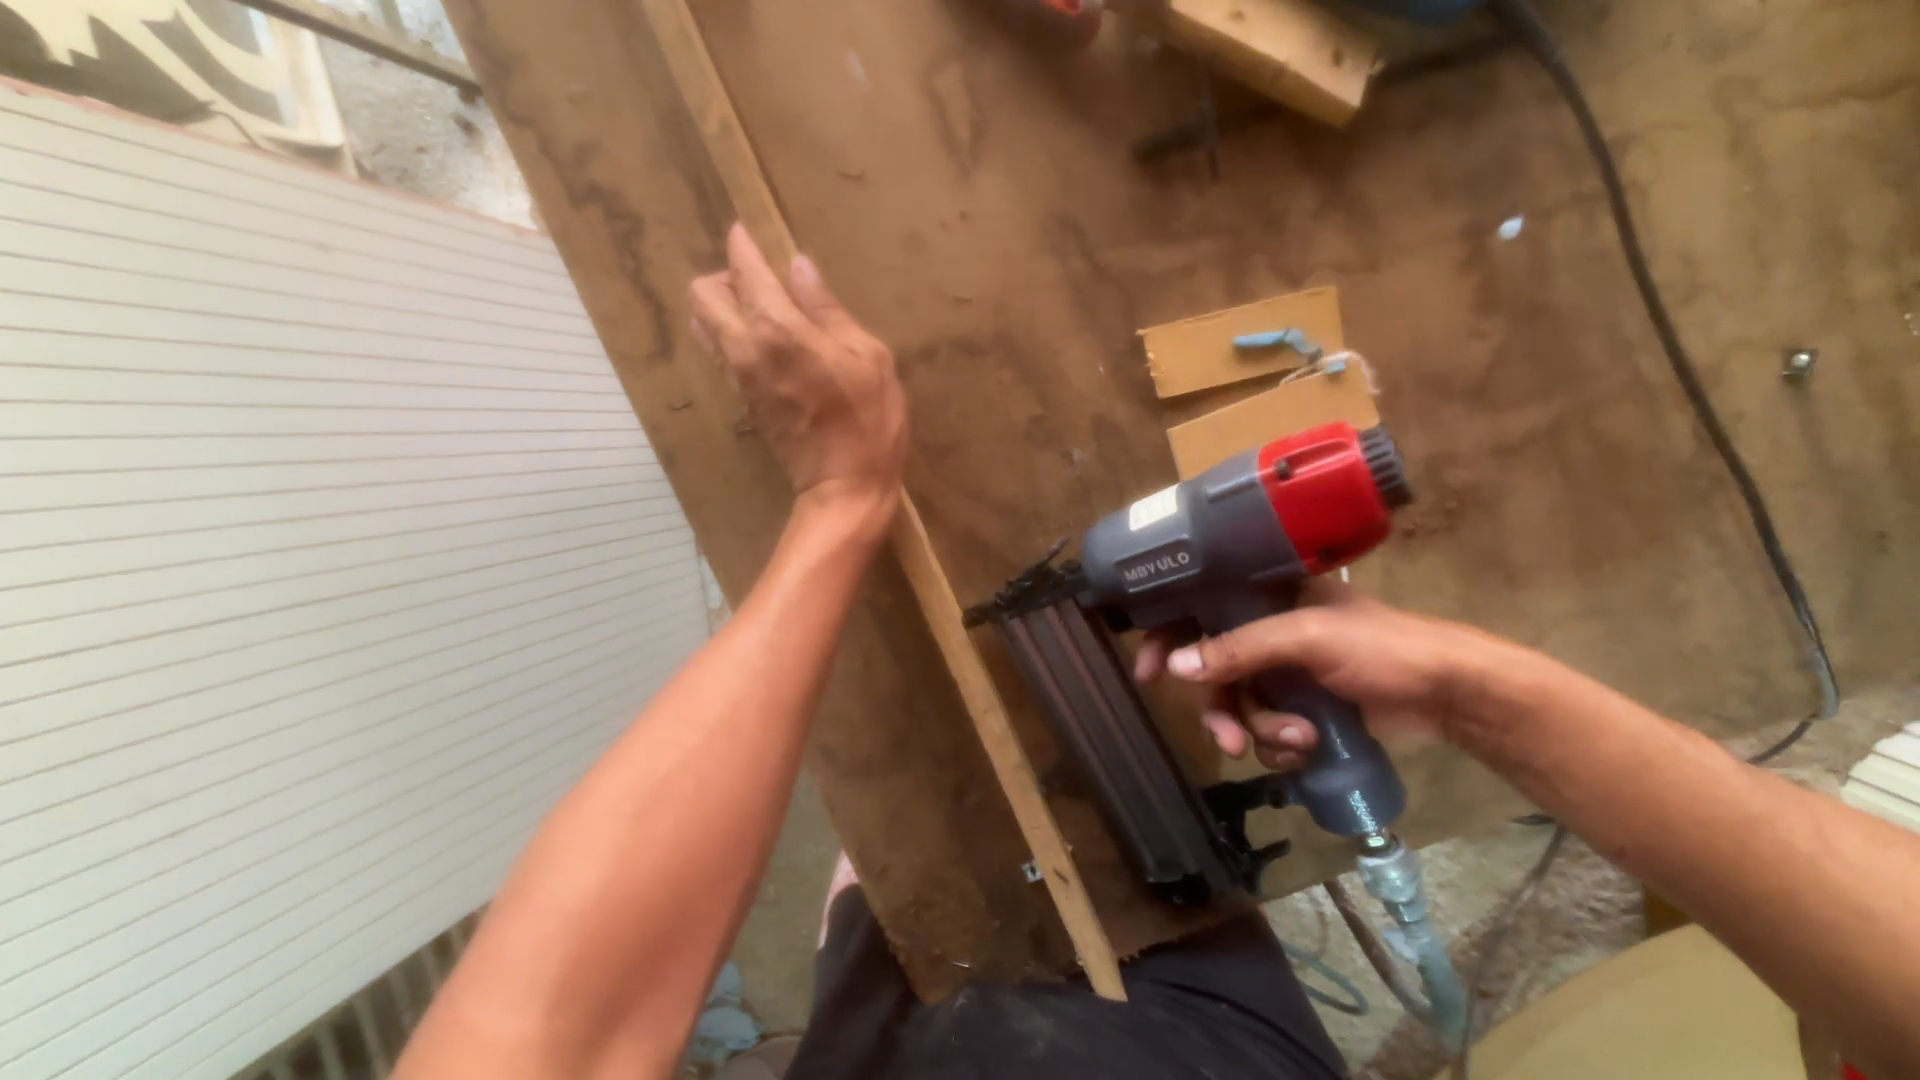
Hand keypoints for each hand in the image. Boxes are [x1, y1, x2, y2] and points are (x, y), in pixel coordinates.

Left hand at [688, 225, 907, 515]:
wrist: (845, 485)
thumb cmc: (869, 419)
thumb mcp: (867, 356)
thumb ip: (828, 309)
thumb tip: (799, 268)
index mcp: (779, 330)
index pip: (744, 272)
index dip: (742, 246)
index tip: (746, 232)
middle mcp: (745, 348)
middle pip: (702, 294)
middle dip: (725, 277)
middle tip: (763, 282)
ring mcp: (738, 377)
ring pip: (703, 324)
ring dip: (722, 306)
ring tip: (763, 311)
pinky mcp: (741, 399)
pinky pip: (719, 352)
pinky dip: (730, 334)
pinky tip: (766, 342)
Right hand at [1134, 581, 1507, 771]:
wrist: (1449, 695)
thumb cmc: (1382, 647)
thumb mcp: (1307, 638)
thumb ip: (1240, 648)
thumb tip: (1175, 667)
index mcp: (1267, 597)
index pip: (1201, 609)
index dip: (1169, 636)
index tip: (1149, 672)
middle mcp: (1268, 631)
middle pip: (1215, 671)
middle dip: (1222, 709)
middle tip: (1226, 741)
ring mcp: (1286, 673)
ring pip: (1240, 707)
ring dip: (1261, 731)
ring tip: (1296, 742)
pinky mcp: (1304, 709)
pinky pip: (1266, 731)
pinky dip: (1281, 745)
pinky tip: (1308, 749)